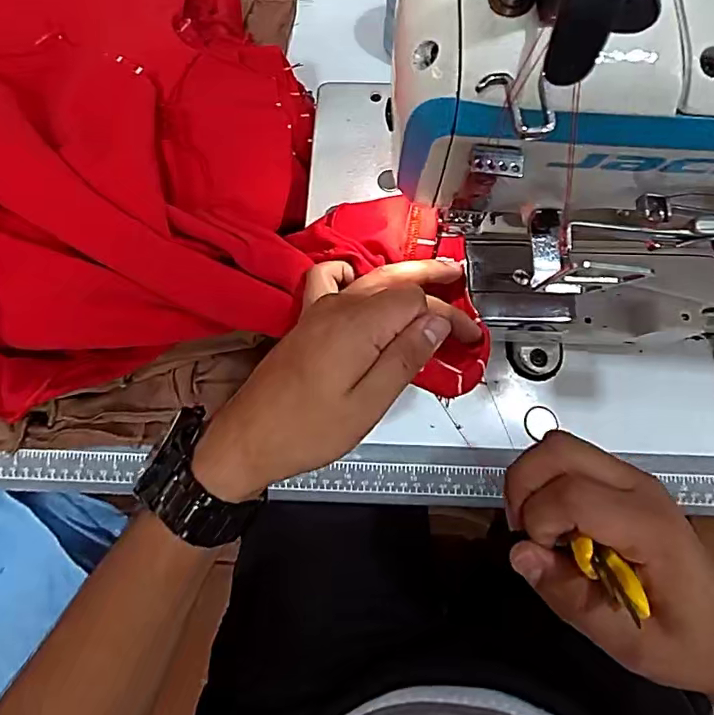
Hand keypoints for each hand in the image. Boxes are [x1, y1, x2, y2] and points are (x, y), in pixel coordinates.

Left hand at [193, 260, 481, 500]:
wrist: (247, 438)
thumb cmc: (304, 430)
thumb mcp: (368, 404)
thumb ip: (405, 358)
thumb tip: (434, 324)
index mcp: (358, 326)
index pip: (417, 301)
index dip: (448, 314)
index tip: (467, 334)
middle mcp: (338, 308)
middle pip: (396, 279)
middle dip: (431, 277)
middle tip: (458, 276)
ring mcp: (320, 310)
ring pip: (370, 277)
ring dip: (402, 276)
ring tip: (427, 278)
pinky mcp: (308, 319)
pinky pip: (333, 281)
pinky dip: (355, 276)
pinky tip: (365, 286)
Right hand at [504, 433, 713, 714]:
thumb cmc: (686, 642)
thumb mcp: (627, 642)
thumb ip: (568, 596)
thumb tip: (519, 554)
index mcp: (648, 526)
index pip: (572, 494)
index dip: (539, 521)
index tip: (540, 557)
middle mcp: (639, 488)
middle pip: (559, 449)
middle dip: (524, 485)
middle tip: (524, 532)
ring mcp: (632, 479)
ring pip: (560, 446)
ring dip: (533, 481)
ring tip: (538, 529)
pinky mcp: (622, 481)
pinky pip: (570, 459)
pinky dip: (547, 482)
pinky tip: (555, 524)